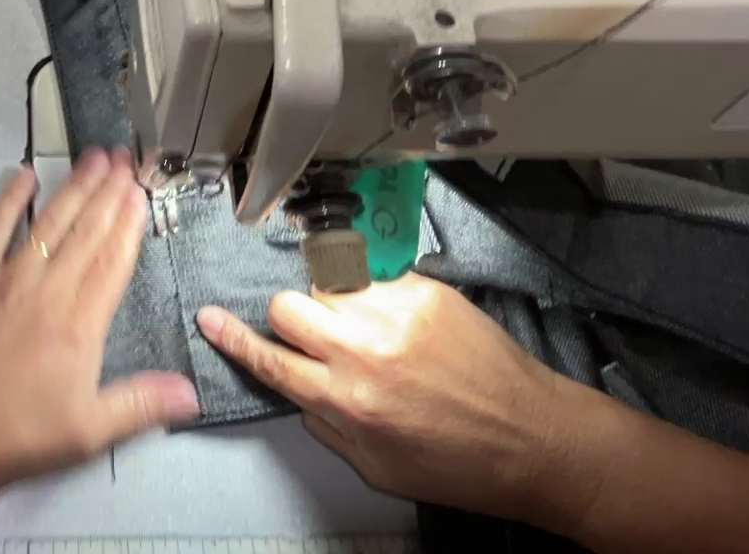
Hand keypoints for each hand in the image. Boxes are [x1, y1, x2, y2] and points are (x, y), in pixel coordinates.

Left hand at [0, 149, 199, 499]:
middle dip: (108, 192)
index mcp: (80, 322)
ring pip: (49, 222)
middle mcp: (48, 289)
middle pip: (85, 231)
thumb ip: (141, 405)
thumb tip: (192, 394)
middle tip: (122, 158)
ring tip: (92, 158)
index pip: (112, 261)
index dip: (129, 224)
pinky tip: (23, 175)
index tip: (140, 193)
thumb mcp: (89, 431)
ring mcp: (8, 278)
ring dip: (73, 188)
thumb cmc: (19, 432)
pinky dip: (10, 200)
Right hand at [196, 274, 603, 527]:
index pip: (269, 358)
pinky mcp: (423, 291)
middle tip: (316, 333)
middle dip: (289, 317)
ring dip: (336, 305)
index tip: (209, 317)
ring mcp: (394, 314)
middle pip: (286, 303)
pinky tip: (405, 326)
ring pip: (328, 285)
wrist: (539, 441)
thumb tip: (294, 387)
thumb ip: (323, 424)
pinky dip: (377, 299)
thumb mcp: (376, 468)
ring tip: (373, 332)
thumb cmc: (460, 464)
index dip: (232, 336)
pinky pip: (373, 280)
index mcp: (347, 401)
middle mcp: (363, 352)